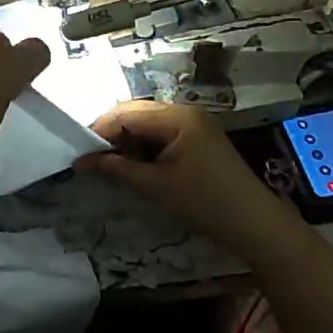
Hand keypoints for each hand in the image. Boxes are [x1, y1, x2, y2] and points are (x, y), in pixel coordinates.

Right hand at [78, 100, 313, 263]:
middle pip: (136, 113)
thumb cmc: (203, 201)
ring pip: (148, 124)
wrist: (253, 221)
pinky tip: (135, 166)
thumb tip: (82, 161)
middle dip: (112, 135)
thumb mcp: (155, 186)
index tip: (78, 153)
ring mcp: (194, 123)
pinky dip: (145, 147)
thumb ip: (117, 169)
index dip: (99, 131)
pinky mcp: (198, 138)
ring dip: (128, 142)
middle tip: (91, 160)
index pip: (126, 113)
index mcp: (176, 116)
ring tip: (110, 166)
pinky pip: (163, 134)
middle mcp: (185, 111)